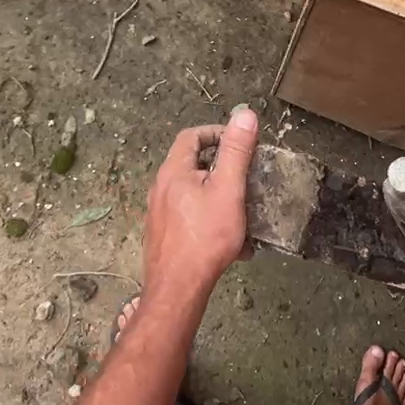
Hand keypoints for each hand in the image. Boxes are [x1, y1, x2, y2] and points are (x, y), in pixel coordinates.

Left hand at [141, 106, 257, 303]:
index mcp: (173, 171)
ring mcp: (159, 214)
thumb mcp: (228, 189)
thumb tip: (244, 115)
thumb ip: (236, 151)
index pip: (192, 136)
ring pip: (192, 193)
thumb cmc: (205, 237)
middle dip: (221, 167)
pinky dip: (209, 218)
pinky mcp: (163, 235)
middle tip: (245, 176)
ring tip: (241, 210)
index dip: (216, 133)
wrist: (178, 289)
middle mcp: (161, 188)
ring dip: (217, 196)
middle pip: (192, 164)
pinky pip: (189, 216)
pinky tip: (230, 241)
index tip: (239, 144)